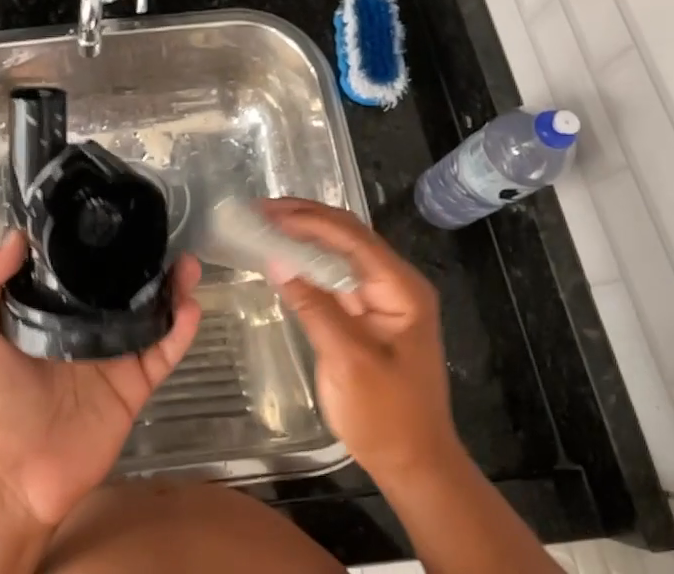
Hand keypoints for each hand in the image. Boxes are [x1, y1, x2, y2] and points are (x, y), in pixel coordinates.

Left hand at [0, 231, 202, 528]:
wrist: (11, 477)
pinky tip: (190, 306)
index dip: (96, 246)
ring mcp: (111, 359)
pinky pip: (162, 354)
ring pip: (149, 316)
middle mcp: (83, 331)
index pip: (78, 272)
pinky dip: (180, 331)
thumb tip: (15, 234)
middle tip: (162, 236)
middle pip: (121, 289)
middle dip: (144, 263)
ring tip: (187, 264)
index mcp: (48, 316)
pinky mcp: (132, 387)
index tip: (112, 214)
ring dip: (171, 290)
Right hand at [263, 198, 458, 481]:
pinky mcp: (364, 317)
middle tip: (259, 210)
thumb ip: (315, 306)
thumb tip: (277, 260)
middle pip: (347, 237)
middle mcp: (393, 284)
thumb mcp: (349, 360)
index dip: (309, 220)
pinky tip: (281, 258)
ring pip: (339, 254)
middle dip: (305, 219)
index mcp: (401, 288)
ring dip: (303, 237)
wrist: (413, 464)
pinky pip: (333, 279)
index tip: (267, 212)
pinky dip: (307, 265)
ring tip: (264, 224)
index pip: (352, 237)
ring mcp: (380, 300)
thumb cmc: (388, 415)